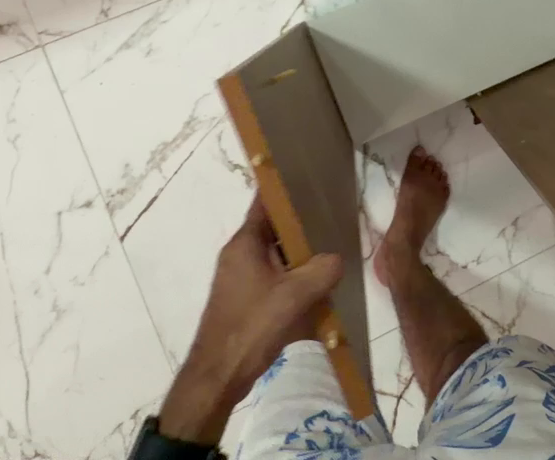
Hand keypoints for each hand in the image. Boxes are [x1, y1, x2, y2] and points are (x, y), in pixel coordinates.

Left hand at [158, 196, 342, 442]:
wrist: (217, 378)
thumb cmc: (252, 327)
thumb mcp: (296, 296)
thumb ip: (323, 270)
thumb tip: (337, 260)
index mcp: (244, 243)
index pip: (265, 202)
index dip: (286, 188)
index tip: (309, 176)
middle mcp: (238, 254)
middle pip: (274, 229)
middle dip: (301, 225)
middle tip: (331, 218)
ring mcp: (239, 278)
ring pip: (275, 255)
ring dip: (298, 256)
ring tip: (329, 254)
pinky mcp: (244, 300)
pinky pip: (272, 277)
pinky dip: (291, 278)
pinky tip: (313, 290)